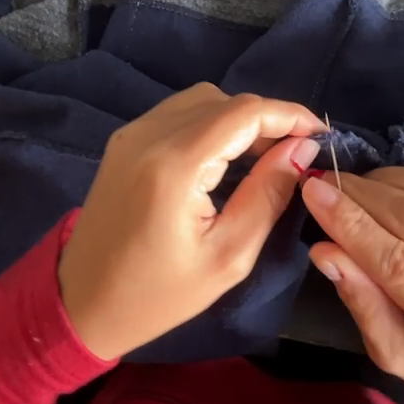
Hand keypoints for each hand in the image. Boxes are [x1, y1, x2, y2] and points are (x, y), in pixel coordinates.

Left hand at [59, 84, 324, 359]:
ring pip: (200, 100)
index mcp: (176, 164)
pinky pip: (178, 113)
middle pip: (224, 101)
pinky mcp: (123, 140)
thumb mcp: (228, 255)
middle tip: (297, 154)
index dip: (289, 115)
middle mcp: (150, 134)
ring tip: (266, 155)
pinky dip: (210, 122)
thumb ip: (268, 193)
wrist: (80, 302)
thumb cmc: (158, 294)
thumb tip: (303, 148)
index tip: (323, 134)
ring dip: (238, 118)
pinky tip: (226, 154)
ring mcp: (132, 132)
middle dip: (267, 119)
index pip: (244, 112)